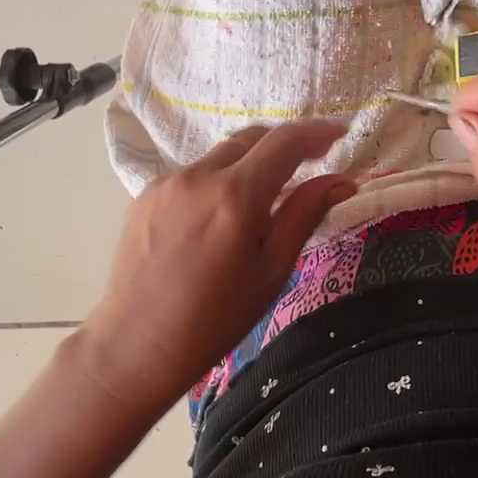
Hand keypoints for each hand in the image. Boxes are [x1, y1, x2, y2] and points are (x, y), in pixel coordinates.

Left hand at [77, 122, 355, 407]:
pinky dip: (215, 183)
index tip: (339, 133)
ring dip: (248, 166)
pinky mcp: (144, 194)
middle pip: (251, 139)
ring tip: (260, 201)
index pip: (284, 142)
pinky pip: (192, 176)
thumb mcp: (271, 271)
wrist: (136, 346)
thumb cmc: (214, 320)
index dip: (317, 131)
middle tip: (309, 163)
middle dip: (283, 144)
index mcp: (235, 196)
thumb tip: (341, 181)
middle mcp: (198, 176)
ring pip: (220, 157)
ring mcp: (167, 182)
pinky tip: (217, 219)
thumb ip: (304, 216)